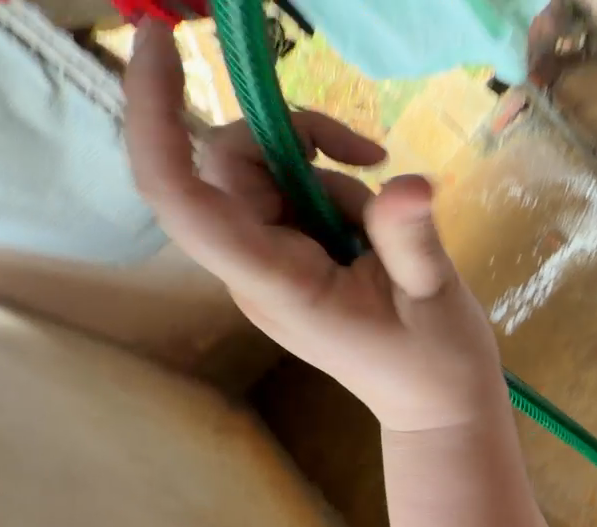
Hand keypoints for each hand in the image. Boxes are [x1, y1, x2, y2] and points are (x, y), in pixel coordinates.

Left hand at [123, 22, 503, 431]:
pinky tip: (384, 237)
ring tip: (394, 234)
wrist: (443, 411)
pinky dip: (341, 200)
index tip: (162, 45)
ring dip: (334, 181)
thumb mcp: (435, 299)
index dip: (154, 114)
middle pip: (233, 166)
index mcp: (276, 281)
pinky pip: (297, 204)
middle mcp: (256, 269)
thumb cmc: (438, 367)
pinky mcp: (297, 265)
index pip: (180, 192)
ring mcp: (274, 267)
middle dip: (298, 143)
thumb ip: (410, 237)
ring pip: (270, 180)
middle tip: (371, 155)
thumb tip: (409, 180)